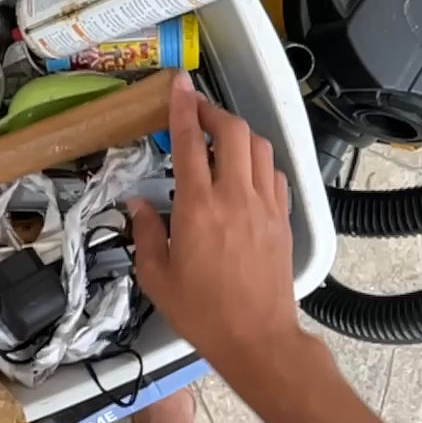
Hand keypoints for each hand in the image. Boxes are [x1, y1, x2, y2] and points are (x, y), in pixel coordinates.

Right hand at [129, 71, 306, 387]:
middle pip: (233, 131)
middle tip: (194, 109)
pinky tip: (244, 170)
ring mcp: (264, 205)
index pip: (191, 141)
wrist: (257, 340)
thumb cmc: (202, 312)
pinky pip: (273, 173)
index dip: (182, 106)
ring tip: (219, 136)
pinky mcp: (282, 219)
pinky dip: (257, 159)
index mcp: (198, 207)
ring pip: (259, 146)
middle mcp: (235, 197)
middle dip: (213, 110)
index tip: (177, 83)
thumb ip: (145, 231)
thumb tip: (138, 202)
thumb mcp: (156, 275)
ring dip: (238, 131)